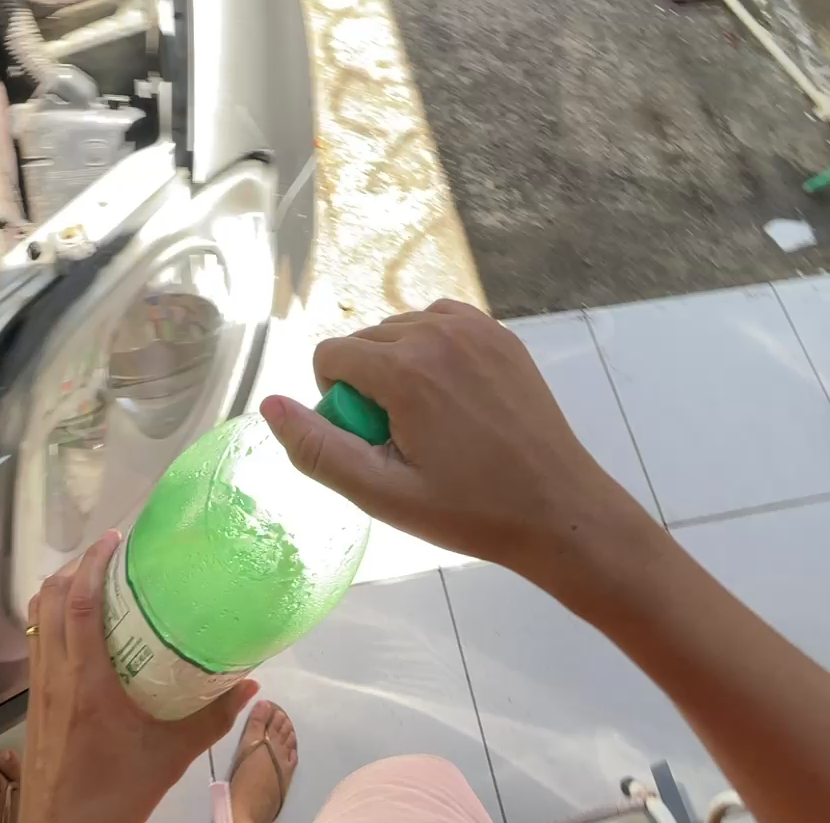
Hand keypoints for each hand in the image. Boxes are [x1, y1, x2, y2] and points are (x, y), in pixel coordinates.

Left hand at [17, 531, 257, 822]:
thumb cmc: (116, 792)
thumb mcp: (171, 754)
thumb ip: (213, 717)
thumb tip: (250, 683)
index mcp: (87, 680)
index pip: (80, 604)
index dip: (93, 563)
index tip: (115, 538)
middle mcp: (56, 673)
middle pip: (51, 599)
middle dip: (74, 564)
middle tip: (107, 551)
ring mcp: (40, 685)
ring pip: (38, 616)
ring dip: (58, 585)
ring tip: (90, 574)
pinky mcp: (34, 698)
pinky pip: (37, 639)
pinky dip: (52, 614)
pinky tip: (77, 620)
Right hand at [260, 299, 665, 614]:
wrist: (560, 509)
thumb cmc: (466, 510)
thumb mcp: (381, 493)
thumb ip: (317, 449)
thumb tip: (268, 404)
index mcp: (404, 370)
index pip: (331, 356)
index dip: (337, 400)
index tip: (371, 438)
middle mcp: (435, 332)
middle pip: (363, 341)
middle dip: (366, 383)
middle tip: (403, 436)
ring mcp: (473, 327)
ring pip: (398, 329)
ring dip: (395, 364)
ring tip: (430, 416)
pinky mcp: (498, 332)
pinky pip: (437, 320)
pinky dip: (429, 346)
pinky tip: (451, 390)